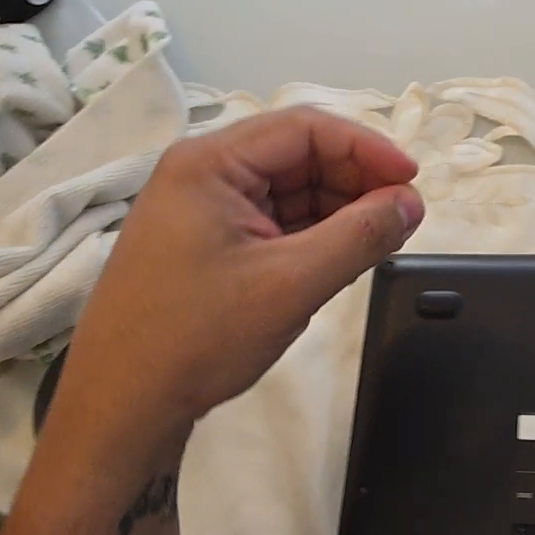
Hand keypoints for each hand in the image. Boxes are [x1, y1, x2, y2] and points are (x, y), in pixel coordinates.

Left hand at [61, 107, 423, 424]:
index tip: (413, 183)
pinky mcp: (206, 246)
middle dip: (354, 182)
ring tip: (376, 242)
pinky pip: (272, 223)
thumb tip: (412, 203)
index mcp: (210, 163)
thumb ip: (360, 237)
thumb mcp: (292, 284)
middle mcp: (202, 174)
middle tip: (400, 219)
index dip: (367, 148)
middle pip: (296, 156)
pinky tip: (338, 258)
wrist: (121, 406)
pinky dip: (311, 236)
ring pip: (288, 192)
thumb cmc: (199, 337)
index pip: (305, 128)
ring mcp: (201, 212)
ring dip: (337, 211)